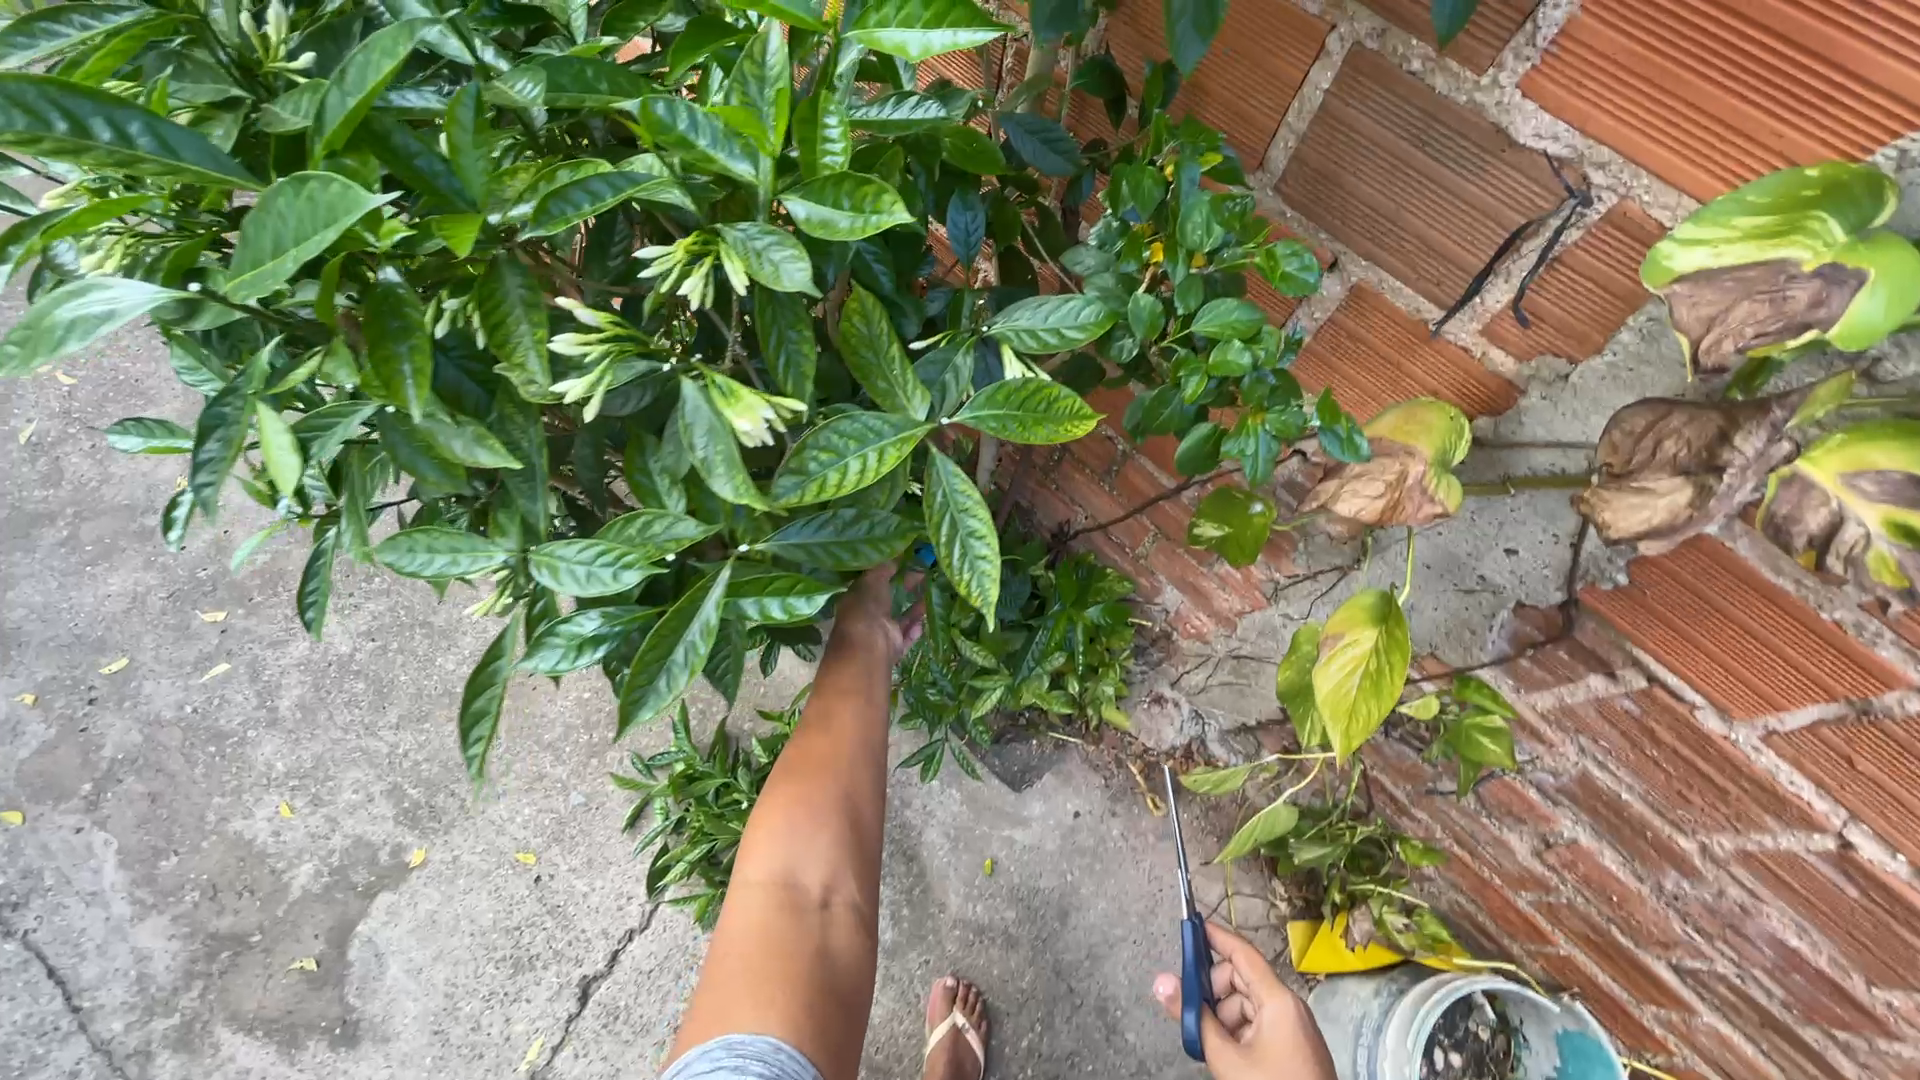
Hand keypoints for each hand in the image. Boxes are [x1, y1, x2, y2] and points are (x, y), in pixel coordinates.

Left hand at [833, 561, 923, 665]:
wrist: (869, 644)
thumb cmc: (866, 606)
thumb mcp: (873, 579)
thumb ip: (884, 567)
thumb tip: (896, 556)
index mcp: (858, 597)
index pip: (875, 582)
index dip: (891, 572)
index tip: (909, 562)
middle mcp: (868, 615)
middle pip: (891, 599)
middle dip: (908, 587)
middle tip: (926, 574)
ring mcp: (881, 632)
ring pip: (902, 618)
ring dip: (916, 608)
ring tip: (932, 594)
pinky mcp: (894, 647)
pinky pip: (907, 635)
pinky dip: (915, 629)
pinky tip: (923, 621)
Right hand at [1153, 922, 1337, 1079]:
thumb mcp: (1226, 1058)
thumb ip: (1192, 1018)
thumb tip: (1161, 983)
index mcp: (1278, 1000)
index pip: (1243, 953)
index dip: (1217, 937)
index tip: (1192, 927)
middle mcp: (1289, 1006)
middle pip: (1242, 979)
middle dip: (1214, 991)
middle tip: (1194, 1011)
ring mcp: (1294, 1027)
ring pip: (1248, 1003)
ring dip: (1224, 1016)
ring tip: (1213, 1044)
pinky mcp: (1295, 1046)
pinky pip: (1260, 1023)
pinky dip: (1239, 1030)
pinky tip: (1229, 1054)